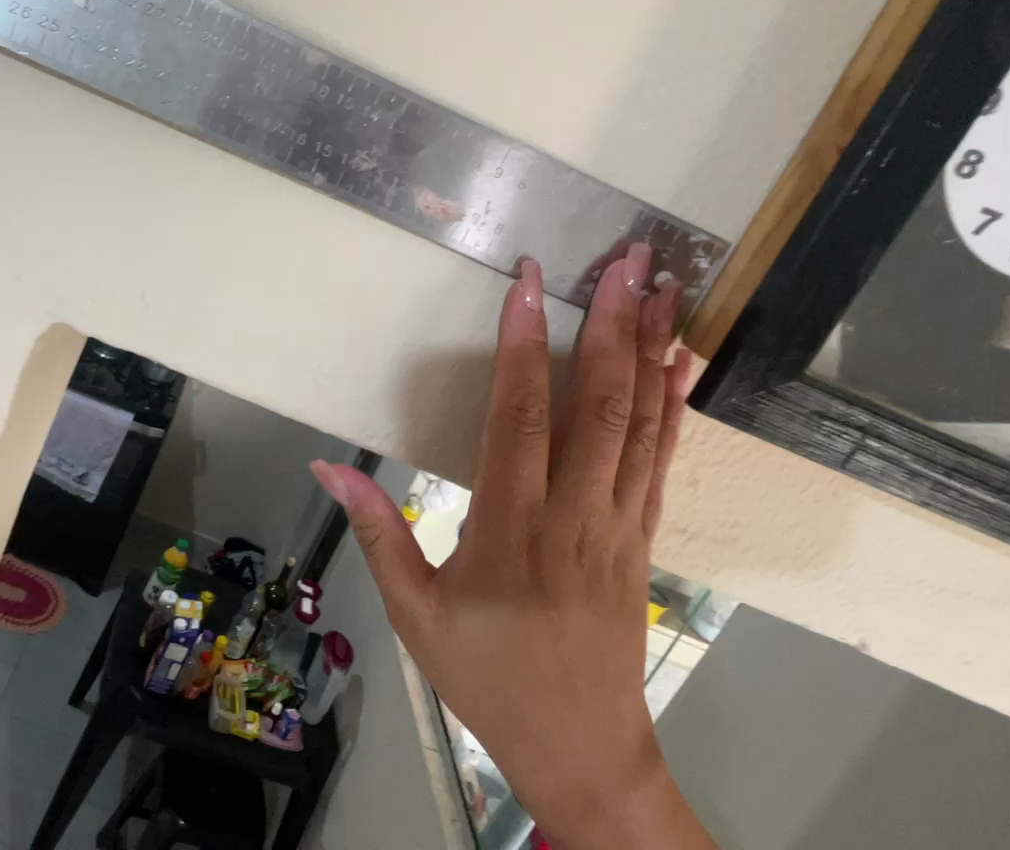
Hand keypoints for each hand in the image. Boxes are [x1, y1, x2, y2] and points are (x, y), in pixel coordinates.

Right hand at [312, 244, 712, 847]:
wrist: (581, 750)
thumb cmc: (487, 679)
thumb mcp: (414, 613)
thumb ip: (376, 532)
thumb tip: (326, 468)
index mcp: (509, 530)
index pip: (519, 417)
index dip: (523, 344)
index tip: (528, 282)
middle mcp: (573, 516)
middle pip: (598, 406)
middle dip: (611, 324)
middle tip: (624, 259)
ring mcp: (620, 526)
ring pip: (642, 426)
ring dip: (652, 351)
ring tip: (663, 287)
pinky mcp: (644, 538)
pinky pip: (664, 462)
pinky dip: (675, 407)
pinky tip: (684, 364)